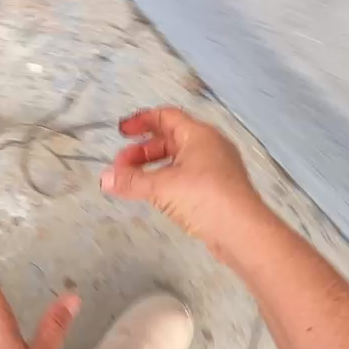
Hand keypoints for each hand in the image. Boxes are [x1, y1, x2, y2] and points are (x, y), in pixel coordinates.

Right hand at [102, 107, 273, 258]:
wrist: (244, 233)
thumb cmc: (204, 197)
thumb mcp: (162, 187)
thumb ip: (131, 181)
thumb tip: (103, 178)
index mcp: (198, 134)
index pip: (165, 116)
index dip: (141, 121)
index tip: (121, 132)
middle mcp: (209, 145)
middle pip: (170, 138)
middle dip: (143, 150)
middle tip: (122, 165)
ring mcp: (217, 167)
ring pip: (178, 158)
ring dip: (154, 167)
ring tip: (134, 183)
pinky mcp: (219, 189)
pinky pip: (187, 175)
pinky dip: (168, 179)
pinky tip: (157, 196)